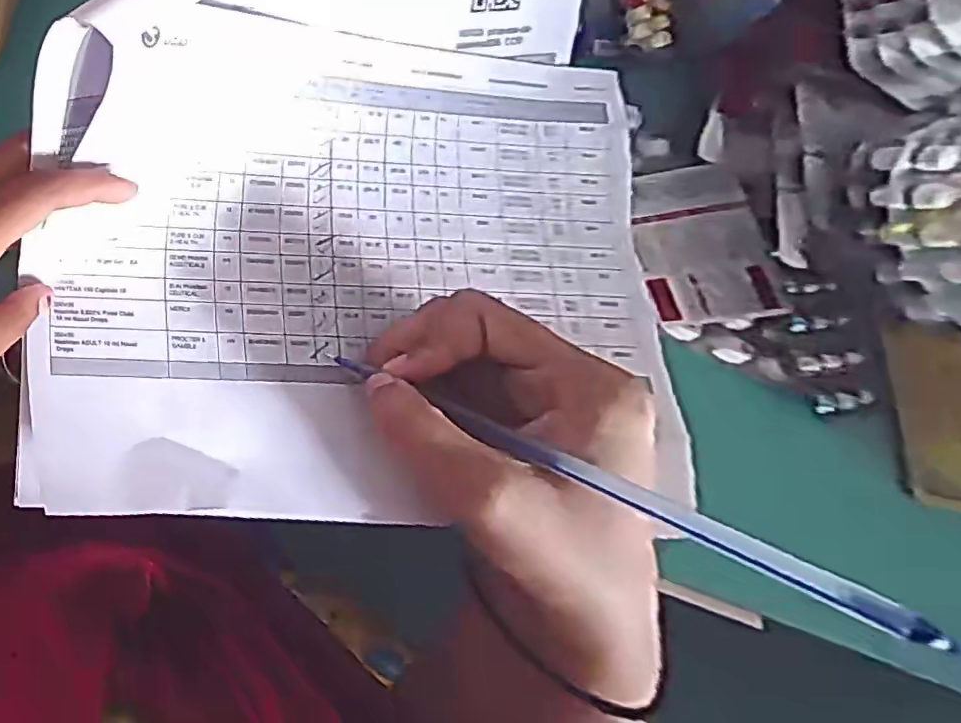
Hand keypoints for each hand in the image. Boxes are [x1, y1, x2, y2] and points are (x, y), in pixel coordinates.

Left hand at [0, 135, 135, 436]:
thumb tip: (42, 289)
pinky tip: (18, 211)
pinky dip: (3, 185)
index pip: (34, 194)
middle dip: (62, 158)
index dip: (84, 184)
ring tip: (72, 191)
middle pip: (10, 159)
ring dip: (32, 169)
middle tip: (104, 174)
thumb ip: (9, 323)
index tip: (123, 187)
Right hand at [364, 289, 660, 706]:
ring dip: (413, 375)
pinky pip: (453, 389)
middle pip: (468, 332)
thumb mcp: (491, 500)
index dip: (427, 338)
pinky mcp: (512, 427)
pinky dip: (419, 396)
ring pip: (455, 358)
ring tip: (385, 401)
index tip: (389, 376)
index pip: (484, 321)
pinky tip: (402, 418)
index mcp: (587, 385)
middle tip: (376, 381)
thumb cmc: (563, 567)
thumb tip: (374, 384)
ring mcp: (540, 405)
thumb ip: (425, 433)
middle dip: (415, 352)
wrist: (579, 639)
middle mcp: (566, 384)